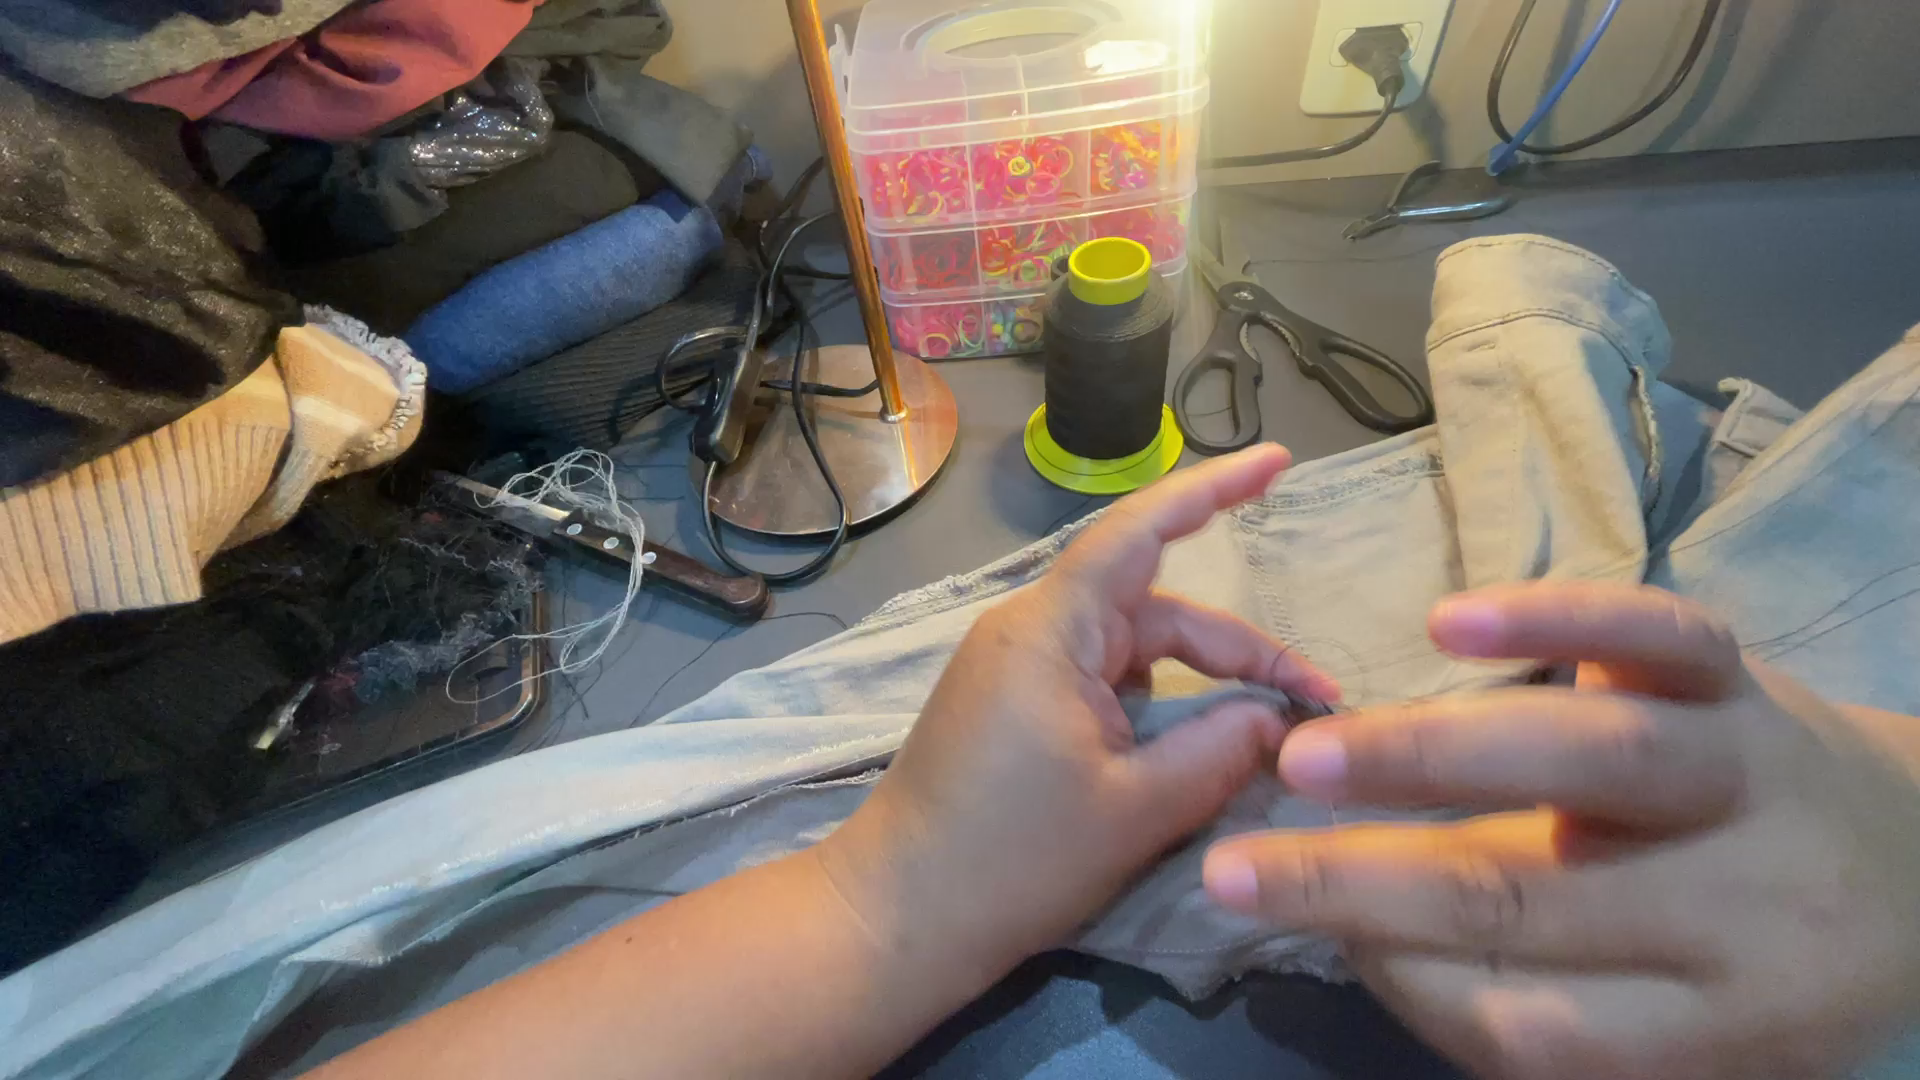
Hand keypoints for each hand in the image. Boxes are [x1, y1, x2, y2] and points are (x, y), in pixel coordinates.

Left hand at [817, 446, 1339, 983]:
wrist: (902, 911)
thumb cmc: (1011, 860)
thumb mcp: (1135, 808)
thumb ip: (1220, 750)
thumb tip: (1281, 717)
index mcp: (1050, 629)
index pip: (1137, 533)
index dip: (1211, 489)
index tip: (1278, 459)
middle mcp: (1031, 628)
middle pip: (1153, 609)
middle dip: (1235, 648)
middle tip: (1315, 701)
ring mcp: (1019, 664)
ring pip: (1131, 648)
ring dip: (1197, 679)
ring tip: (1266, 726)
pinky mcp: (1014, 699)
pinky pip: (1101, 678)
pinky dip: (1153, 701)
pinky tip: (1193, 740)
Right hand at [1202, 582, 1919, 1079]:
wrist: (1897, 854)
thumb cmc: (1725, 935)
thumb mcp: (1645, 1003)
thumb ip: (1496, 975)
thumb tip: (1349, 929)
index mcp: (1726, 1027)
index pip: (1529, 1025)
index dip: (1390, 974)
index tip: (1290, 920)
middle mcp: (1755, 914)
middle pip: (1521, 897)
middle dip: (1356, 881)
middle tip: (1234, 867)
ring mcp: (1747, 774)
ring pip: (1582, 757)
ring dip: (1419, 757)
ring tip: (1303, 757)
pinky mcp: (1735, 672)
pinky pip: (1652, 635)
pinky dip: (1549, 624)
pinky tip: (1448, 625)